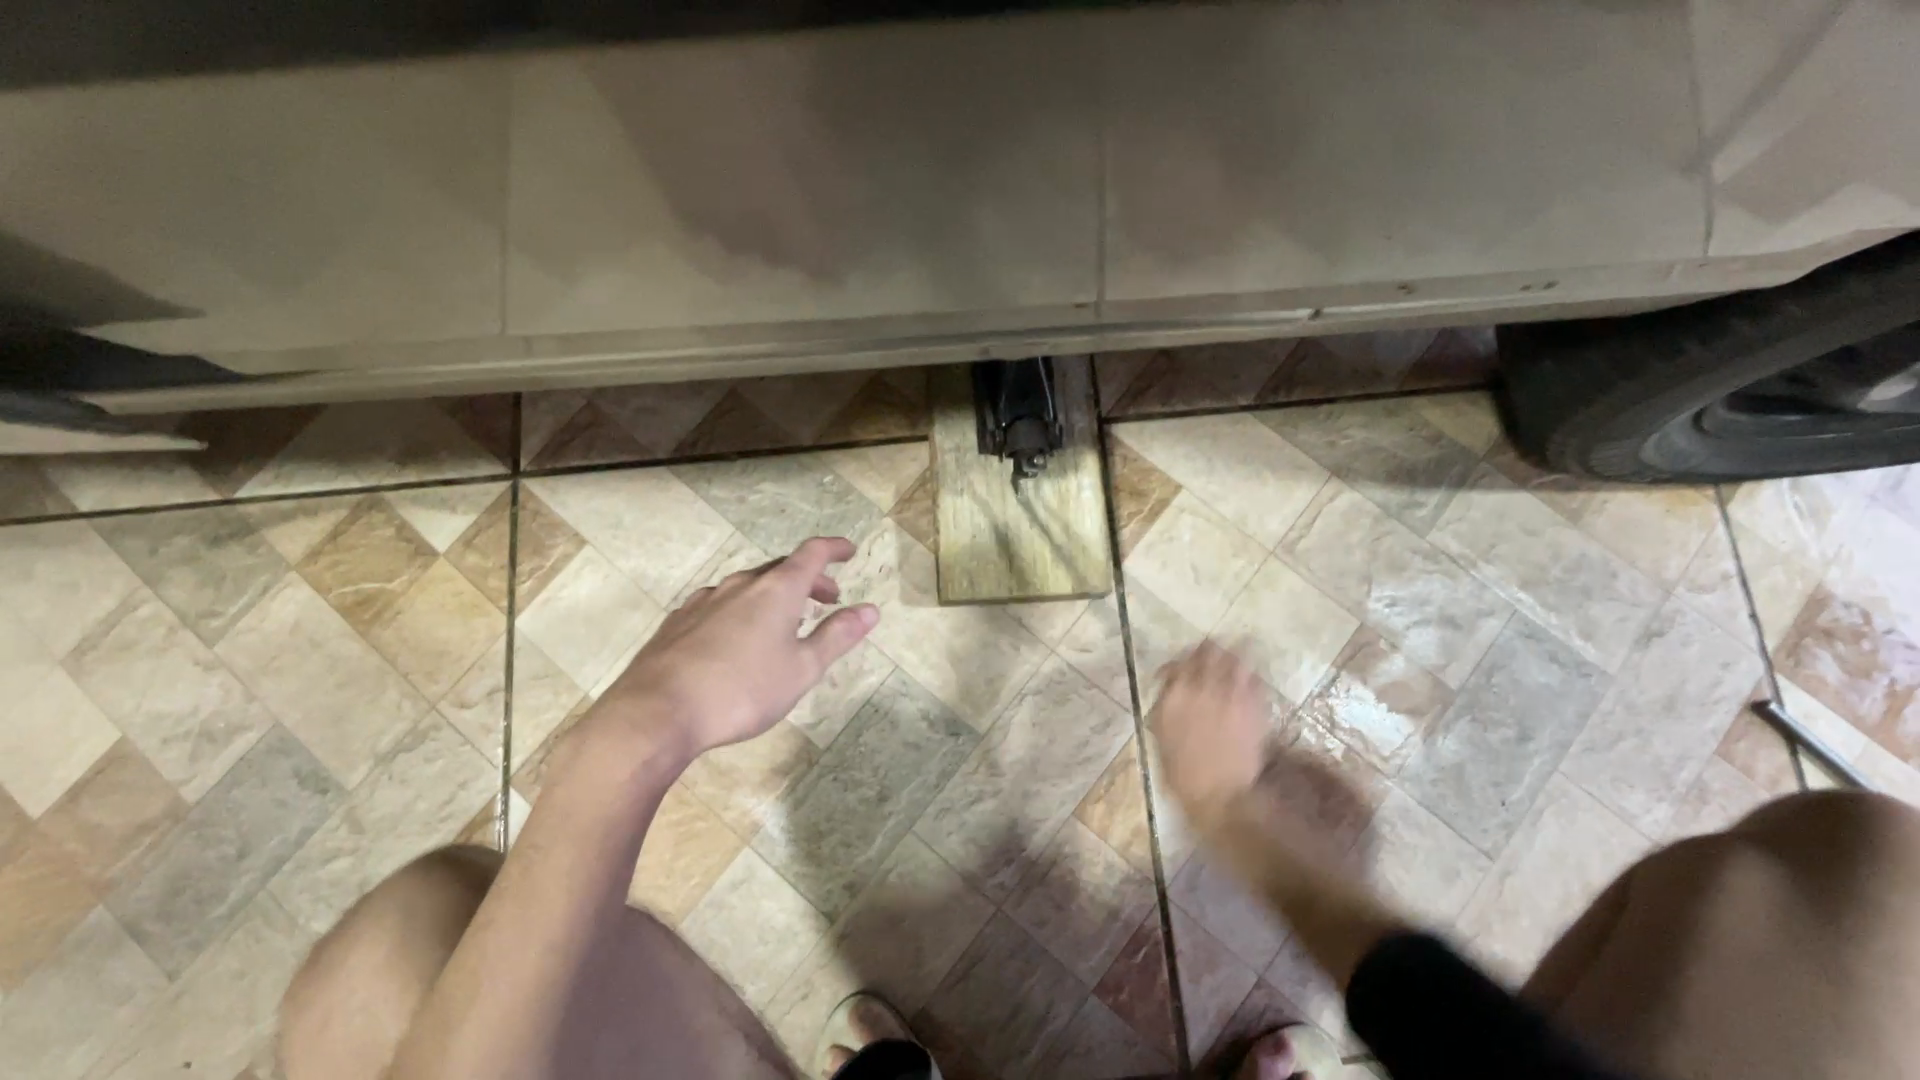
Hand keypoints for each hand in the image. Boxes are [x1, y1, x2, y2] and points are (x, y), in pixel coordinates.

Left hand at [591, 535, 878, 760]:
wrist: (658, 711)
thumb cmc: (743, 691)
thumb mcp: (802, 669)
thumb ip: (837, 636)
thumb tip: (871, 610)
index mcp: (776, 590)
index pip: (811, 554)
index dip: (833, 549)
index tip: (849, 551)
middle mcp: (740, 585)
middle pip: (780, 568)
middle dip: (808, 578)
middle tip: (828, 598)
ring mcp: (704, 601)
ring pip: (748, 586)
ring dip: (773, 595)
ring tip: (785, 620)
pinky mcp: (678, 622)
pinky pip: (720, 604)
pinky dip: (742, 609)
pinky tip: (736, 637)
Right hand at [1151, 641, 1373, 891]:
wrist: (1222, 797)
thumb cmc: (1184, 778)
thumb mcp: (1162, 741)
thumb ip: (1167, 711)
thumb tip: (1170, 697)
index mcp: (1173, 698)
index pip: (1175, 666)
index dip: (1177, 665)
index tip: (1177, 671)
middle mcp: (1201, 689)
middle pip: (1206, 653)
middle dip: (1207, 651)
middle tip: (1209, 652)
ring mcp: (1231, 695)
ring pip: (1234, 659)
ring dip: (1232, 654)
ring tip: (1235, 651)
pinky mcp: (1255, 706)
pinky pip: (1254, 679)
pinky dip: (1250, 675)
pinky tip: (1250, 677)